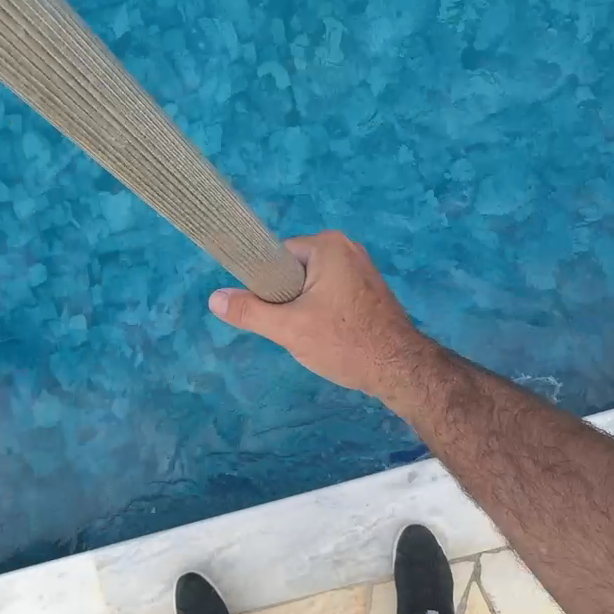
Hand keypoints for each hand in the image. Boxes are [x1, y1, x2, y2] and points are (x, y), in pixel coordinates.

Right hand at [208, 232, 439, 400]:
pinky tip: (329, 336)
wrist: (399, 368)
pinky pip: (331, 294)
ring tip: (312, 335)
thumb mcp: (288, 328)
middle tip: (292, 328)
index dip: (265, 285)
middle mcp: (346, 247)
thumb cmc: (344, 342)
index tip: (269, 312)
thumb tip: (214, 298)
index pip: (276, 256)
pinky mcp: (369, 289)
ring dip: (304, 310)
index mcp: (327, 245)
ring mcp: (361, 267)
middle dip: (286, 301)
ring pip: (312, 286)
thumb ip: (249, 311)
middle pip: (293, 271)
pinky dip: (323, 314)